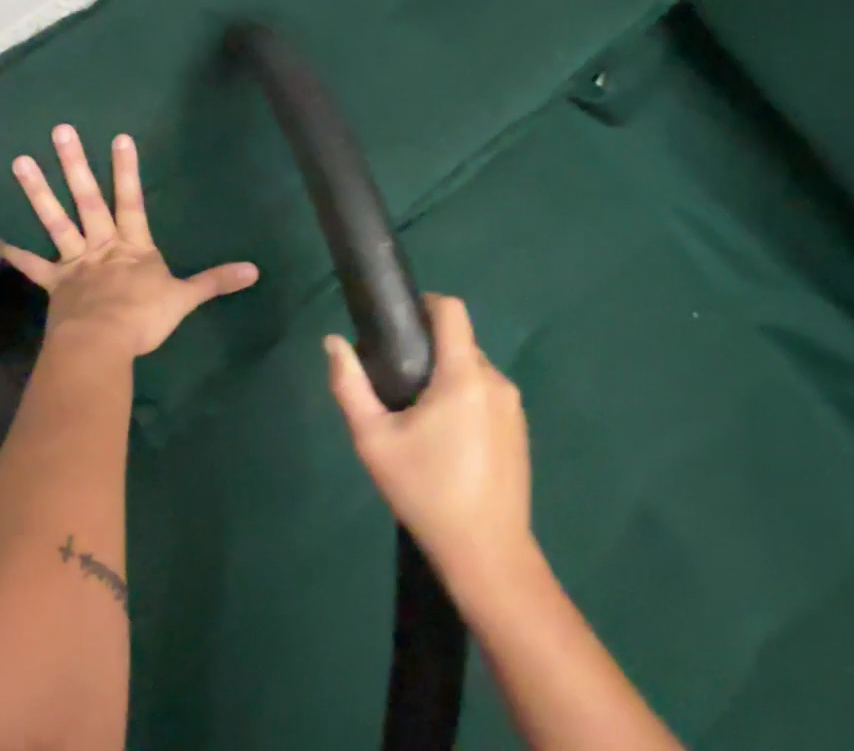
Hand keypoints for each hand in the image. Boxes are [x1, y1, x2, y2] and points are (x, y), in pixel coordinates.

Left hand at [0, 124, 259, 357]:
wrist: (101, 343)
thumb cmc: (143, 319)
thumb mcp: (185, 299)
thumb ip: (215, 281)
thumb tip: (255, 271)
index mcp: (134, 247)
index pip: (131, 201)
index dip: (127, 170)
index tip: (119, 138)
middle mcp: (102, 246)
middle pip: (88, 200)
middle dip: (75, 165)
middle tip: (60, 131)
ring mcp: (74, 263)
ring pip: (55, 221)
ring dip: (37, 192)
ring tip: (20, 162)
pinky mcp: (55, 284)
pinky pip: (32, 265)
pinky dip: (16, 251)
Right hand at [325, 295, 534, 586]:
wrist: (485, 550)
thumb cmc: (425, 491)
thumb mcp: (374, 440)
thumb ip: (350, 386)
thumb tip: (334, 342)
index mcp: (464, 375)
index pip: (452, 310)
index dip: (425, 304)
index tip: (399, 322)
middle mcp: (496, 381)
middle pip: (460, 343)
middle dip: (429, 351)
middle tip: (396, 385)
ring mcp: (513, 407)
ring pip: (474, 371)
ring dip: (447, 379)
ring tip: (418, 418)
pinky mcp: (520, 431)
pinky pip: (488, 397)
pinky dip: (466, 402)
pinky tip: (446, 442)